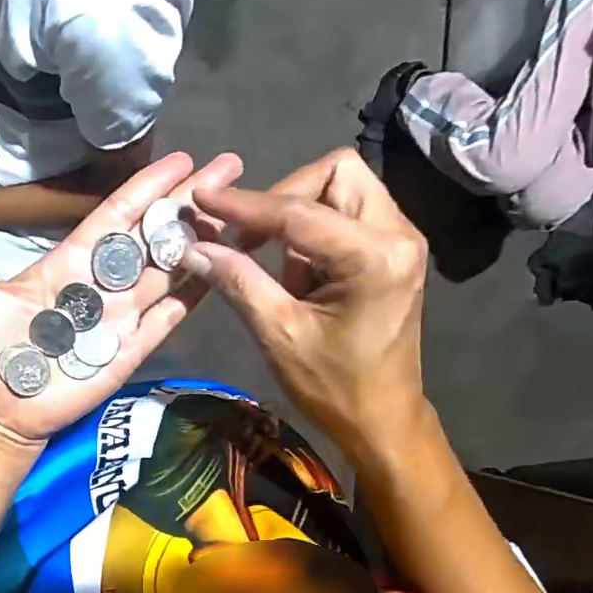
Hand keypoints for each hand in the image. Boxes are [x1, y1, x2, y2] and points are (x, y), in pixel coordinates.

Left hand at [0, 151, 244, 448]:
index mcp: (68, 263)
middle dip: (188, 202)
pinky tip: (222, 272)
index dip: (146, 188)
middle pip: (152, 236)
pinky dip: (192, 297)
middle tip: (230, 166)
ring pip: (167, 272)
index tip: (182, 159)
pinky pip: (165, 321)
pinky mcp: (130, 351)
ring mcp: (120, 318)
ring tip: (237, 213)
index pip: (114, 216)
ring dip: (199, 242)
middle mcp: (101, 285)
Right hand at [185, 148, 428, 452]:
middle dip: (283, 196)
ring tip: (271, 261)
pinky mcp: (390, 250)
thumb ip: (238, 281)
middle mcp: (398, 233)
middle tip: (247, 236)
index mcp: (376, 256)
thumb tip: (193, 247)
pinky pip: (345, 213)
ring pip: (340, 188)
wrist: (381, 418)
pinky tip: (293, 270)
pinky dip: (310, 229)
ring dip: (296, 213)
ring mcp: (399, 239)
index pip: (299, 211)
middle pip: (335, 173)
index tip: (202, 198)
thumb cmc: (333, 386)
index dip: (244, 205)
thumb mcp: (279, 334)